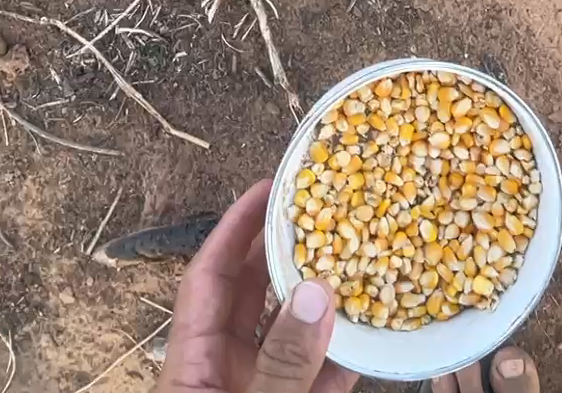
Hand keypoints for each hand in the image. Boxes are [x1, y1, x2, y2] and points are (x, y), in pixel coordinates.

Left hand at [156, 178, 355, 392]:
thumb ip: (281, 364)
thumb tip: (315, 292)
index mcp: (191, 369)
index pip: (207, 279)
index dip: (235, 228)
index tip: (268, 188)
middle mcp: (222, 374)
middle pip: (251, 294)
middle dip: (284, 249)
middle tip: (320, 206)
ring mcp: (258, 391)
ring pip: (289, 332)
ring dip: (320, 299)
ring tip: (352, 253)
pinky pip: (318, 375)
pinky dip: (342, 353)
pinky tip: (370, 329)